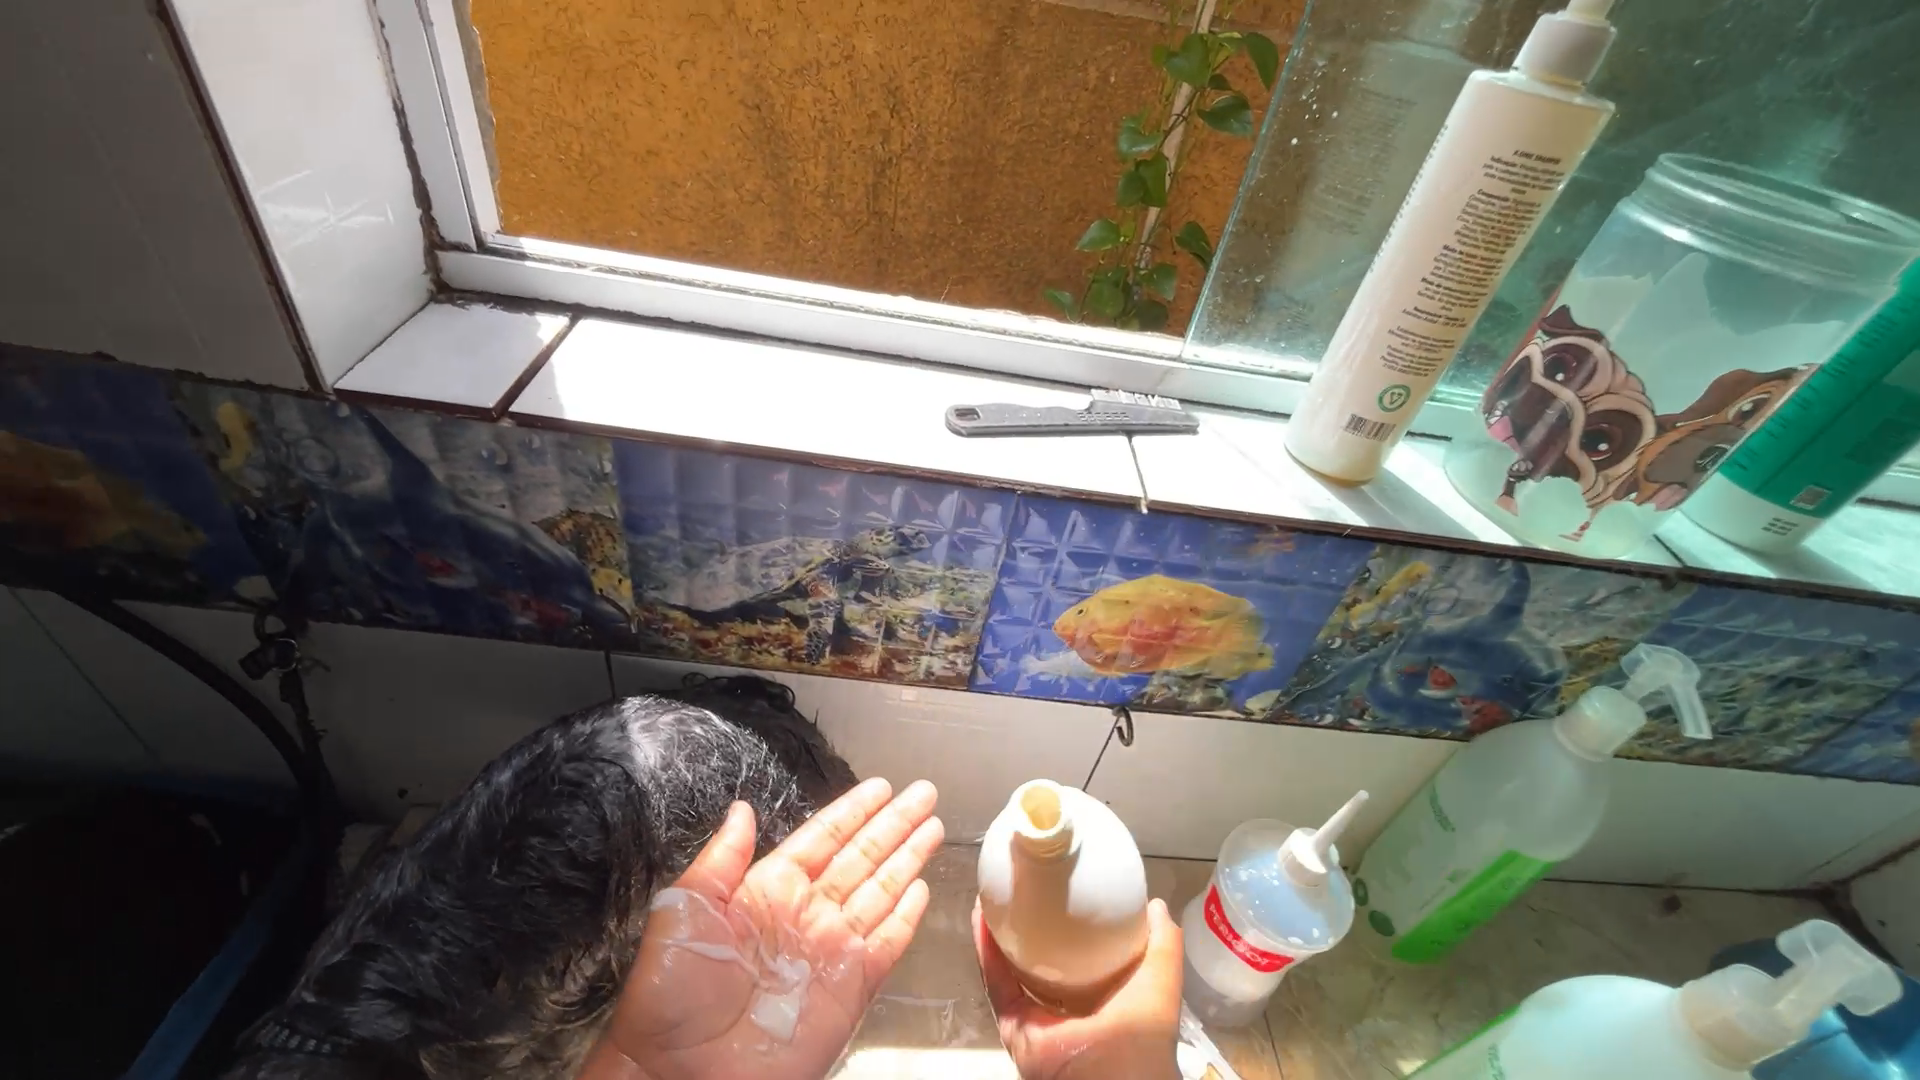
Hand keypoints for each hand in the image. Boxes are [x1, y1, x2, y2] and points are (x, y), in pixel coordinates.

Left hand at [590, 778, 943, 1079]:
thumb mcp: (687, 908)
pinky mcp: (852, 987)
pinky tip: (923, 889)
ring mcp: (833, 949)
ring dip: (909, 858)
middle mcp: (809, 912)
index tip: (882, 786)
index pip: (824, 837)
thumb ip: (722, 857)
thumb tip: (743, 806)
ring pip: (881, 890)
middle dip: (895, 824)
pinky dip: (906, 917)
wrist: (682, 1075)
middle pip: (862, 856)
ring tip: (934, 826)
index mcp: (771, 888)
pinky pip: (887, 942)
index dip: (854, 811)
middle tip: (925, 793)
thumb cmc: (675, 989)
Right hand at [974, 895, 1183, 1079]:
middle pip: (1038, 958)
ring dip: (998, 932)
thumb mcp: (1159, 981)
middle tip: (1020, 884)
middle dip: (1027, 924)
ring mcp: (1036, 1017)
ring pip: (1010, 967)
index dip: (1069, 920)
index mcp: (1099, 997)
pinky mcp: (1013, 1026)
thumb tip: (1154, 903)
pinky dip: (986, 951)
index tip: (1061, 883)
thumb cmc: (1142, 1031)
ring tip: (992, 893)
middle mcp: (1064, 1006)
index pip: (1079, 952)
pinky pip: (996, 983)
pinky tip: (981, 917)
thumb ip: (1162, 943)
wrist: (1113, 1078)